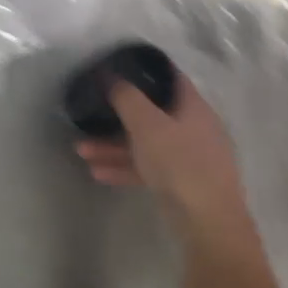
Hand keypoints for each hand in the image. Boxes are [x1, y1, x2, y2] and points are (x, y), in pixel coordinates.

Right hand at [75, 74, 252, 245]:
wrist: (206, 218)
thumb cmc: (179, 162)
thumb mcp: (147, 125)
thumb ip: (127, 98)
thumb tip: (112, 77)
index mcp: (192, 107)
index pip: (169, 78)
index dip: (144, 72)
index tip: (117, 69)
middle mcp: (193, 127)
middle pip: (151, 114)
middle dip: (117, 117)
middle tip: (90, 116)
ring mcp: (187, 156)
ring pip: (145, 144)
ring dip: (113, 146)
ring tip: (81, 150)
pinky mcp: (179, 182)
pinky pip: (147, 167)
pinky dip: (124, 167)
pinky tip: (97, 172)